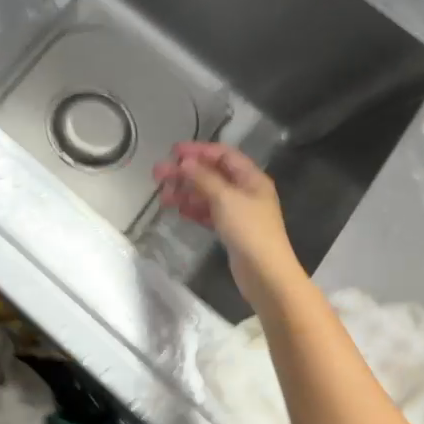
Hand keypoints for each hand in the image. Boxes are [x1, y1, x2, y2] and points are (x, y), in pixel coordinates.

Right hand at [154, 142, 302, 302]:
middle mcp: (245, 190)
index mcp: (251, 178)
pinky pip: (208, 212)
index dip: (198, 151)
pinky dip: (193, 209)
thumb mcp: (224, 198)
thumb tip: (184, 162)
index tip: (173, 152)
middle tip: (158, 174)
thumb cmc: (249, 229)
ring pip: (206, 194)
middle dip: (185, 173)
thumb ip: (203, 177)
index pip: (223, 155)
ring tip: (163, 197)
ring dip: (185, 192)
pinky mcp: (231, 229)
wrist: (265, 273)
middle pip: (211, 174)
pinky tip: (178, 211)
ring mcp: (238, 211)